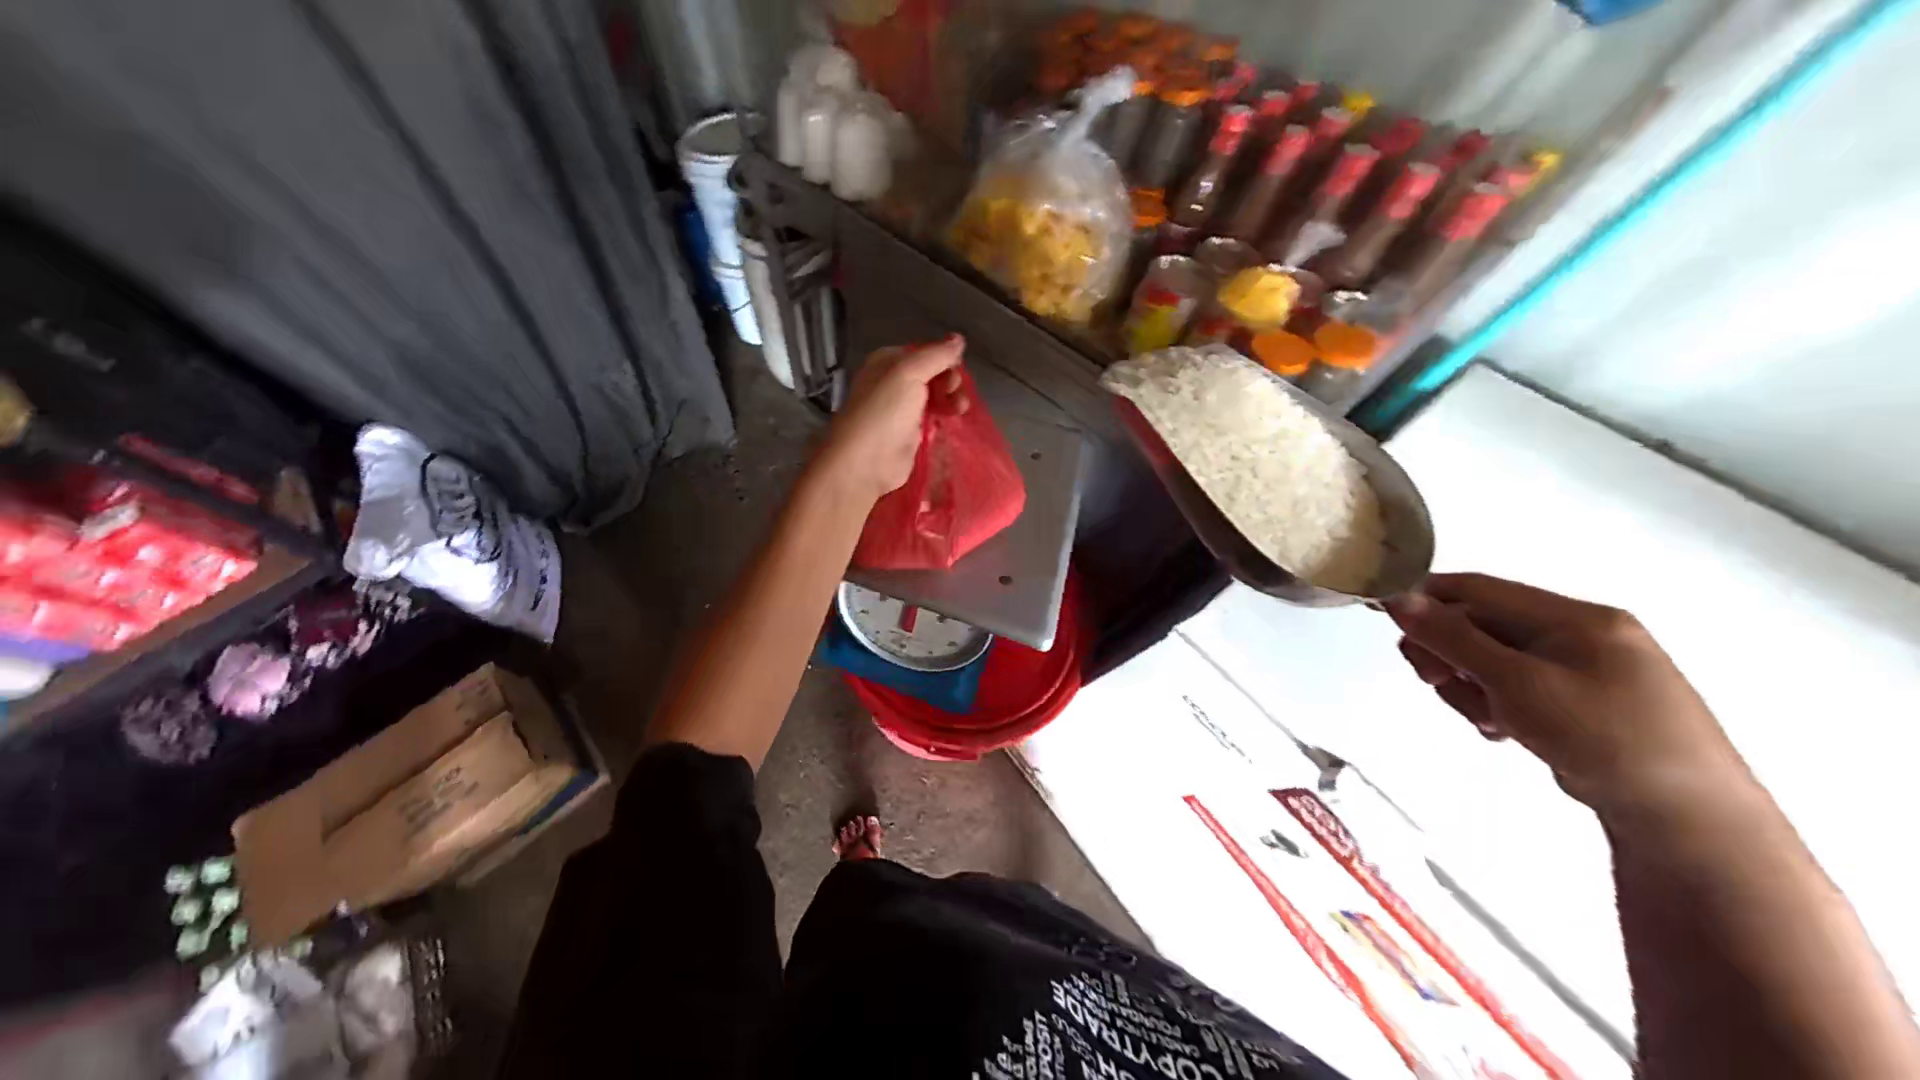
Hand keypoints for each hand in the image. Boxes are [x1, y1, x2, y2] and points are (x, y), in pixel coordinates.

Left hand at [813, 336, 967, 501]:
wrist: (866, 462)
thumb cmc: (884, 412)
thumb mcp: (909, 373)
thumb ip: (936, 355)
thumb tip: (959, 339)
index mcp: (888, 362)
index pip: (924, 352)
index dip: (943, 358)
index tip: (956, 370)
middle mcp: (894, 382)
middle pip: (932, 373)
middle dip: (949, 379)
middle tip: (955, 392)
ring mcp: (902, 409)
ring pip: (936, 396)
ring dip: (952, 398)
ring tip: (960, 408)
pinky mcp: (911, 433)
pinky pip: (934, 418)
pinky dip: (946, 416)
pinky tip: (955, 419)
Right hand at [1385, 573, 1747, 813]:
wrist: (1689, 820)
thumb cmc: (1603, 736)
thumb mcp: (1517, 683)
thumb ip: (1453, 638)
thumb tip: (1398, 598)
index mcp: (1575, 617)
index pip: (1479, 589)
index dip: (1426, 597)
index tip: (1383, 615)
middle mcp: (1579, 635)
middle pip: (1482, 625)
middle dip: (1448, 651)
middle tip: (1433, 680)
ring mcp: (1582, 671)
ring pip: (1491, 661)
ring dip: (1471, 685)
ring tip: (1488, 720)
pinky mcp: (1578, 704)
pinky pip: (1513, 688)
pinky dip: (1496, 705)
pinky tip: (1504, 731)